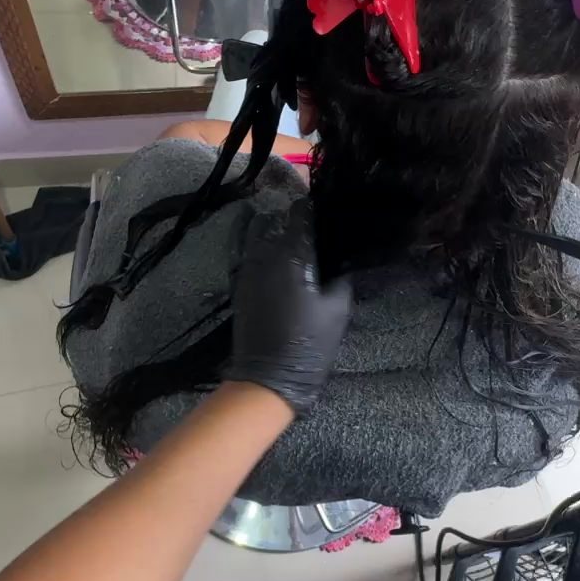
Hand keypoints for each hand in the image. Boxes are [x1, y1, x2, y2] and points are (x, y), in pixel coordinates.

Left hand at [225, 200, 352, 416]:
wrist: (268, 377)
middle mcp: (265, 255)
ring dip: (268, 225)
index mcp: (293, 256)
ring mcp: (247, 269)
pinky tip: (262, 240)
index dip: (311, 207)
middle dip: (289, 215)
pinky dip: (249, 239)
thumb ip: (341, 278)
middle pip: (275, 219)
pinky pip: (241, 250)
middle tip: (305, 219)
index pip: (301, 216)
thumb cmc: (308, 345)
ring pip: (253, 232)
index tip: (322, 204)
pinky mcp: (238, 284)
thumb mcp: (338, 310)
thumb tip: (341, 260)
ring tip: (282, 226)